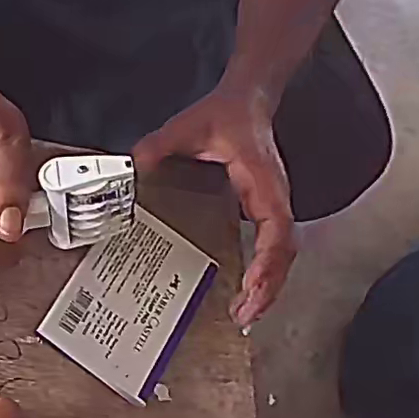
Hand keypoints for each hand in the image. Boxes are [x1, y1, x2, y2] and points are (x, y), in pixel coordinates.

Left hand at [132, 82, 295, 326]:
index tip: (253, 285)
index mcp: (261, 181)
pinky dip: (263, 276)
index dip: (267, 260)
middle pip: (284, 253)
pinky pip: (271, 250)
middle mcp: (273, 198)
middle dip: (269, 288)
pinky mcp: (262, 212)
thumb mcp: (189, 127)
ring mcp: (271, 206)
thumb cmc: (226, 115)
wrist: (248, 100)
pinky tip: (247, 295)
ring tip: (246, 316)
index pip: (275, 226)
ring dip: (268, 288)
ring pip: (282, 256)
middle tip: (245, 317)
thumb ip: (160, 144)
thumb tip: (134, 165)